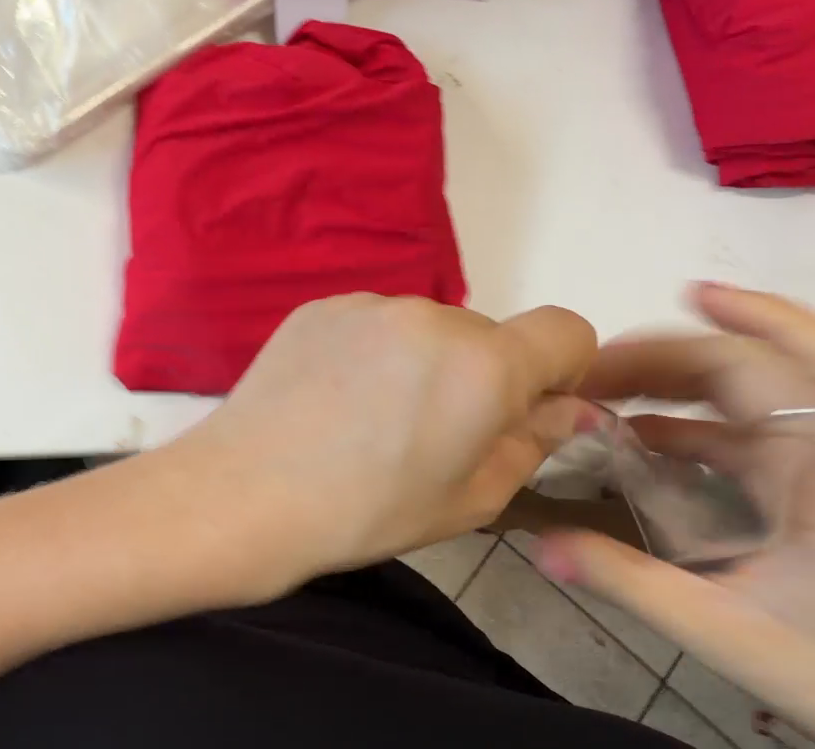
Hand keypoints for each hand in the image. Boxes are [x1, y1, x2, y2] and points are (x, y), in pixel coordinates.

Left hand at [167, 294, 597, 587]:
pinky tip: (334, 397)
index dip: (559, 370)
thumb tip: (562, 407)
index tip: (524, 410)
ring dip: (420, 361)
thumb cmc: (369, 509)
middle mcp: (427, 315)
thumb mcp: (473, 497)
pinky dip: (370, 351)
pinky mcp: (316, 308)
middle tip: (433, 430)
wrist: (249, 489)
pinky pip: (370, 323)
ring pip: (424, 328)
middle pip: (485, 334)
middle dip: (479, 374)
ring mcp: (364, 305)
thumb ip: (531, 441)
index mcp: (483, 362)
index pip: (564, 330)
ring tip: (371, 416)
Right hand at [538, 284, 814, 748]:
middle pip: (769, 375)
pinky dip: (691, 420)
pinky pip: (749, 434)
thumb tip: (538, 546)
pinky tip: (636, 431)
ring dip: (678, 380)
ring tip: (601, 384)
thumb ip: (630, 583)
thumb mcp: (733, 638)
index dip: (778, 322)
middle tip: (590, 367)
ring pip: (757, 397)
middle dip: (675, 356)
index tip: (698, 295)